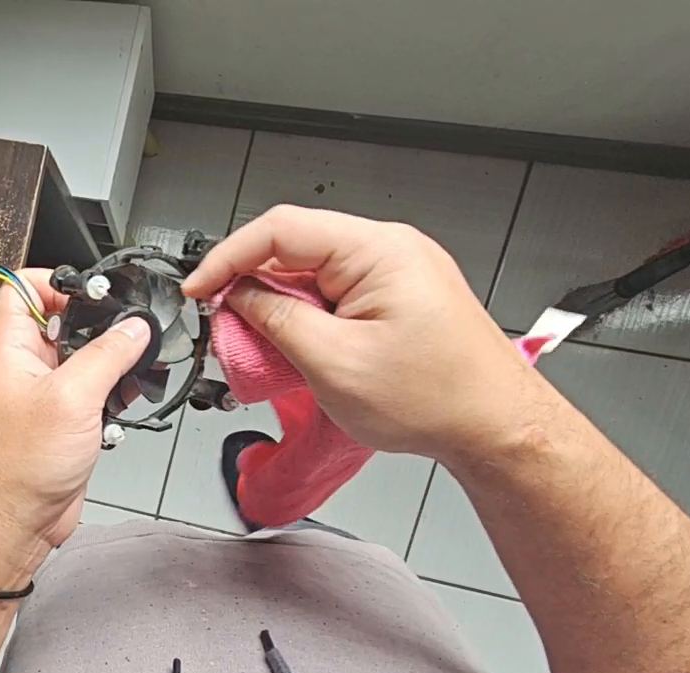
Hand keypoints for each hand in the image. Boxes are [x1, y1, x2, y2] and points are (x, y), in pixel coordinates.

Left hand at [0, 270, 149, 574]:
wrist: (22, 520)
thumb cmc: (22, 469)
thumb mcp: (73, 398)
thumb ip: (107, 355)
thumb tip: (133, 328)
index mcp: (11, 351)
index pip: (22, 289)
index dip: (54, 279)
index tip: (91, 288)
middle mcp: (25, 369)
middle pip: (63, 321)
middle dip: (98, 324)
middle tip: (126, 331)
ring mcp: (46, 395)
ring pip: (83, 359)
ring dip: (110, 363)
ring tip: (130, 372)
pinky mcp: (64, 420)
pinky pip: (92, 392)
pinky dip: (111, 394)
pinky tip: (120, 406)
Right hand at [184, 205, 552, 465]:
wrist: (491, 425)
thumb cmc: (435, 398)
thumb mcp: (332, 362)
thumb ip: (275, 320)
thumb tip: (238, 296)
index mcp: (377, 252)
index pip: (280, 230)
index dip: (227, 258)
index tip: (198, 289)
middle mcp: (387, 252)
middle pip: (291, 249)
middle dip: (248, 287)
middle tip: (224, 328)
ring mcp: (391, 274)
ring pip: (306, 275)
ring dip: (272, 308)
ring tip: (260, 349)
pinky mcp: (389, 298)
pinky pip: (327, 296)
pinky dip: (298, 320)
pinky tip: (290, 349)